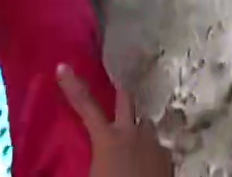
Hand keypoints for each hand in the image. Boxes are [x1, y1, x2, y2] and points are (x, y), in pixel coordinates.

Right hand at [57, 64, 172, 176]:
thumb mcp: (89, 176)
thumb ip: (77, 164)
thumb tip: (66, 166)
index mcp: (107, 139)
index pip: (85, 105)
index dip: (72, 85)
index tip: (62, 66)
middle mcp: (131, 133)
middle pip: (125, 99)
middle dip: (118, 92)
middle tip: (114, 89)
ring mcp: (153, 145)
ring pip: (144, 122)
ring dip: (136, 125)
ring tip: (130, 136)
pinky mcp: (169, 161)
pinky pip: (157, 146)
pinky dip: (149, 149)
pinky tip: (146, 161)